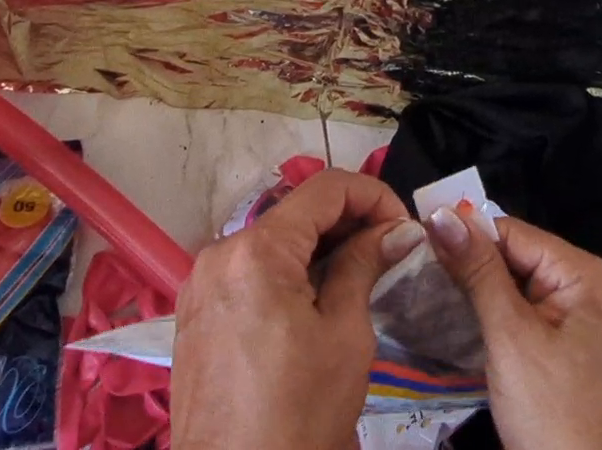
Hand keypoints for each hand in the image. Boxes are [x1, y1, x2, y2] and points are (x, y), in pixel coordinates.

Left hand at [172, 169, 426, 449]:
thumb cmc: (299, 413)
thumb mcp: (346, 335)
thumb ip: (364, 266)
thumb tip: (396, 230)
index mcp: (256, 250)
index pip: (325, 189)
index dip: (373, 196)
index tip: (403, 227)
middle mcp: (220, 252)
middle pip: (297, 211)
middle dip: (349, 222)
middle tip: (391, 251)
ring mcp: (201, 283)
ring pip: (274, 239)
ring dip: (320, 246)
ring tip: (361, 273)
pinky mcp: (197, 312)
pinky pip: (251, 270)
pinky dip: (289, 270)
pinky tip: (318, 297)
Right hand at [428, 205, 601, 449]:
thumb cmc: (552, 412)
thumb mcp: (510, 336)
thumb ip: (477, 271)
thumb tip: (443, 214)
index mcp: (584, 274)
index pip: (513, 233)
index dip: (466, 234)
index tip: (416, 239)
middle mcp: (588, 287)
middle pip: (516, 257)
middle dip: (470, 265)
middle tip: (416, 270)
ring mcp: (580, 322)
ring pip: (517, 287)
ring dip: (477, 291)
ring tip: (428, 291)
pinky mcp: (568, 351)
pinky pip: (525, 315)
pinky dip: (494, 317)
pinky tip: (459, 321)